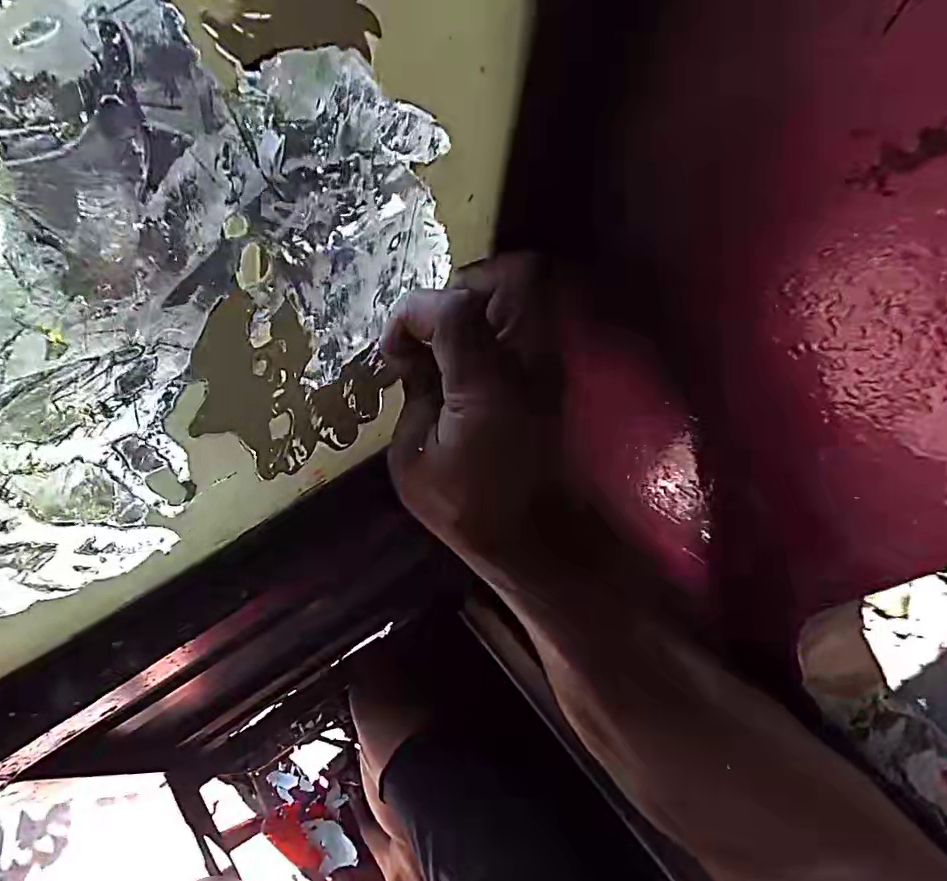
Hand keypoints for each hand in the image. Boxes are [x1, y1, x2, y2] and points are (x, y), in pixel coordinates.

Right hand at [384, 255, 574, 575]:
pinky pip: (530, 322)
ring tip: (445, 344)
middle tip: (429, 330)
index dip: (412, 313)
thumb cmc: (464, 509)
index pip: (454, 308)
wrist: (533, 539)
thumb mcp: (412, 459)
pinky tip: (466, 364)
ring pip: (531, 291)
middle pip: (516, 274)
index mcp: (485, 385)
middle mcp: (529, 362)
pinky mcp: (554, 376)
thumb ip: (413, 395)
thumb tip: (412, 355)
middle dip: (461, 289)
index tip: (392, 351)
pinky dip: (496, 325)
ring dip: (482, 303)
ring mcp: (550, 366)